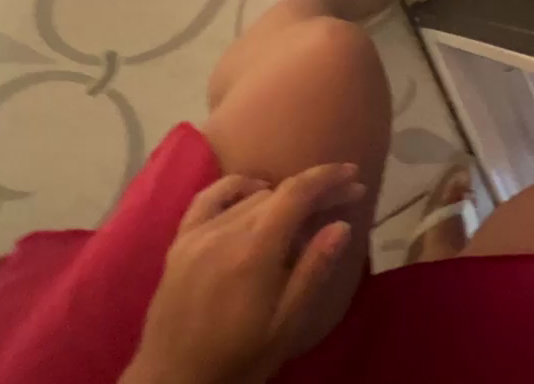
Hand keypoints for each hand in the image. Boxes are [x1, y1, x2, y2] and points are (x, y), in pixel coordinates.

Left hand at [123, 164, 365, 383]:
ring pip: (251, 196)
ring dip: (283, 197)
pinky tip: (254, 194)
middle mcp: (224, 234)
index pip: (296, 193)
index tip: (354, 175)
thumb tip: (342, 225)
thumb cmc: (238, 358)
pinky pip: (209, 198)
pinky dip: (237, 188)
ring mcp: (197, 236)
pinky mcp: (179, 244)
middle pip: (278, 193)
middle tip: (341, 201)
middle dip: (314, 191)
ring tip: (303, 210)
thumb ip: (314, 271)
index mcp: (253, 253)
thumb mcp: (287, 324)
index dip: (328, 177)